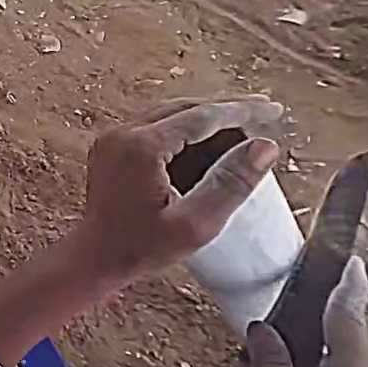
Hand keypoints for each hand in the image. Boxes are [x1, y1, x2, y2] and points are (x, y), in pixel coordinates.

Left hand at [77, 97, 283, 288]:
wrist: (95, 257)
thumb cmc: (140, 247)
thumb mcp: (195, 224)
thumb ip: (231, 184)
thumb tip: (264, 147)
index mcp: (141, 146)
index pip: (201, 117)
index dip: (241, 111)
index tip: (273, 110)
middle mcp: (123, 134)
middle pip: (184, 109)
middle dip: (226, 111)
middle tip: (265, 115)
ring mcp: (113, 139)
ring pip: (169, 116)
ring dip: (206, 121)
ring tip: (245, 132)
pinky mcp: (112, 149)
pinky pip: (153, 129)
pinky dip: (184, 133)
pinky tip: (209, 147)